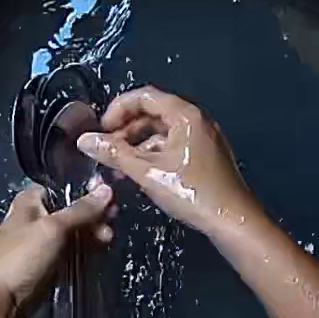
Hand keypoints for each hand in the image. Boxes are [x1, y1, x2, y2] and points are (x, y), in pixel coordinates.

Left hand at [0, 183, 113, 317]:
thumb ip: (82, 210)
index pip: (62, 188)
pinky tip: (100, 251)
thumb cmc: (21, 257)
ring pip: (74, 234)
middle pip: (72, 212)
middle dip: (93, 215)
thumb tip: (107, 189)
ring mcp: (43, 244)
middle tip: (113, 219)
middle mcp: (36, 219)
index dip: (86, 191)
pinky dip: (85, 252)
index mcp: (30, 203)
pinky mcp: (49, 265)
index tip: (109, 195)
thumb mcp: (53, 228)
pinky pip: (72, 253)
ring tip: (108, 238)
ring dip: (91, 234)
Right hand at [77, 86, 263, 239]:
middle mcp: (196, 121)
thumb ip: (114, 154)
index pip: (144, 96)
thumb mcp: (146, 172)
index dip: (117, 110)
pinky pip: (173, 146)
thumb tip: (85, 140)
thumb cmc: (192, 193)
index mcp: (185, 116)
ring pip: (162, 132)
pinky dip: (154, 155)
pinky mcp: (205, 156)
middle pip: (153, 113)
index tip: (101, 130)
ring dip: (138, 145)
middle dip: (126, 129)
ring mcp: (203, 139)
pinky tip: (140, 175)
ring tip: (118, 166)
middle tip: (106, 149)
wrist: (232, 220)